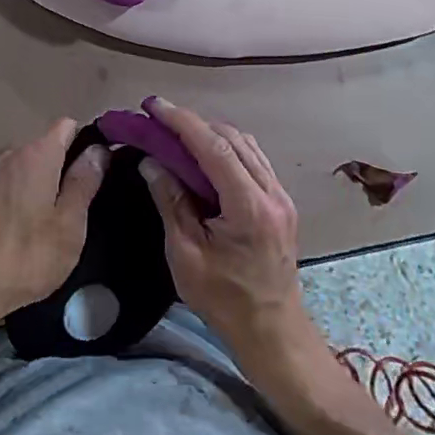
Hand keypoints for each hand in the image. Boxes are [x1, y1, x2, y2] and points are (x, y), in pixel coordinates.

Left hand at [0, 119, 106, 339]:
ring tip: (61, 215)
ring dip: (46, 182)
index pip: (68, 125)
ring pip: (29, 167)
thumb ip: (84, 182)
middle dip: (68, 164)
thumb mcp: (69, 223)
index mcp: (37, 155)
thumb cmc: (27, 256)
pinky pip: (12, 186)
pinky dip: (26, 196)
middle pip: (48, 146)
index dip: (89, 139)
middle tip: (87, 198)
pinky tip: (31, 227)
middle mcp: (11, 156)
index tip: (104, 165)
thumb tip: (98, 150)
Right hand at [138, 98, 313, 364]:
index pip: (215, 147)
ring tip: (177, 134)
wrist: (272, 328)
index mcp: (250, 206)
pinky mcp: (282, 201)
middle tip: (159, 120)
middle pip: (233, 139)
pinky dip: (227, 149)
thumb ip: (171, 203)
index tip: (154, 106)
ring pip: (247, 145)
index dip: (182, 122)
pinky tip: (205, 155)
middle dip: (194, 123)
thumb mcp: (185, 255)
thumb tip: (152, 162)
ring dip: (212, 134)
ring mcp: (282, 195)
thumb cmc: (224, 299)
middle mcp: (272, 192)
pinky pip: (254, 160)